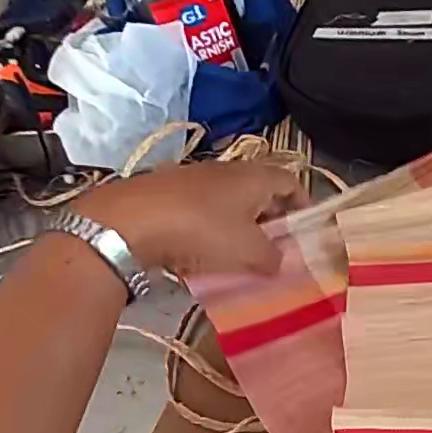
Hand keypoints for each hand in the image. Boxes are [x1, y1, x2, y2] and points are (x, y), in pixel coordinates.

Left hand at [72, 161, 303, 276]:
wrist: (127, 222)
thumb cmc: (202, 231)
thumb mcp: (249, 252)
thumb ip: (274, 258)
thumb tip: (281, 261)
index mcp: (255, 177)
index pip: (292, 182)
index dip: (303, 205)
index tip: (304, 231)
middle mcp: (227, 171)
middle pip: (261, 192)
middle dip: (272, 220)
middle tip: (276, 249)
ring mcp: (194, 179)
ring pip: (230, 202)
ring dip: (241, 226)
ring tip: (241, 256)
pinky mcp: (167, 193)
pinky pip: (202, 211)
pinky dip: (211, 230)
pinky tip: (204, 254)